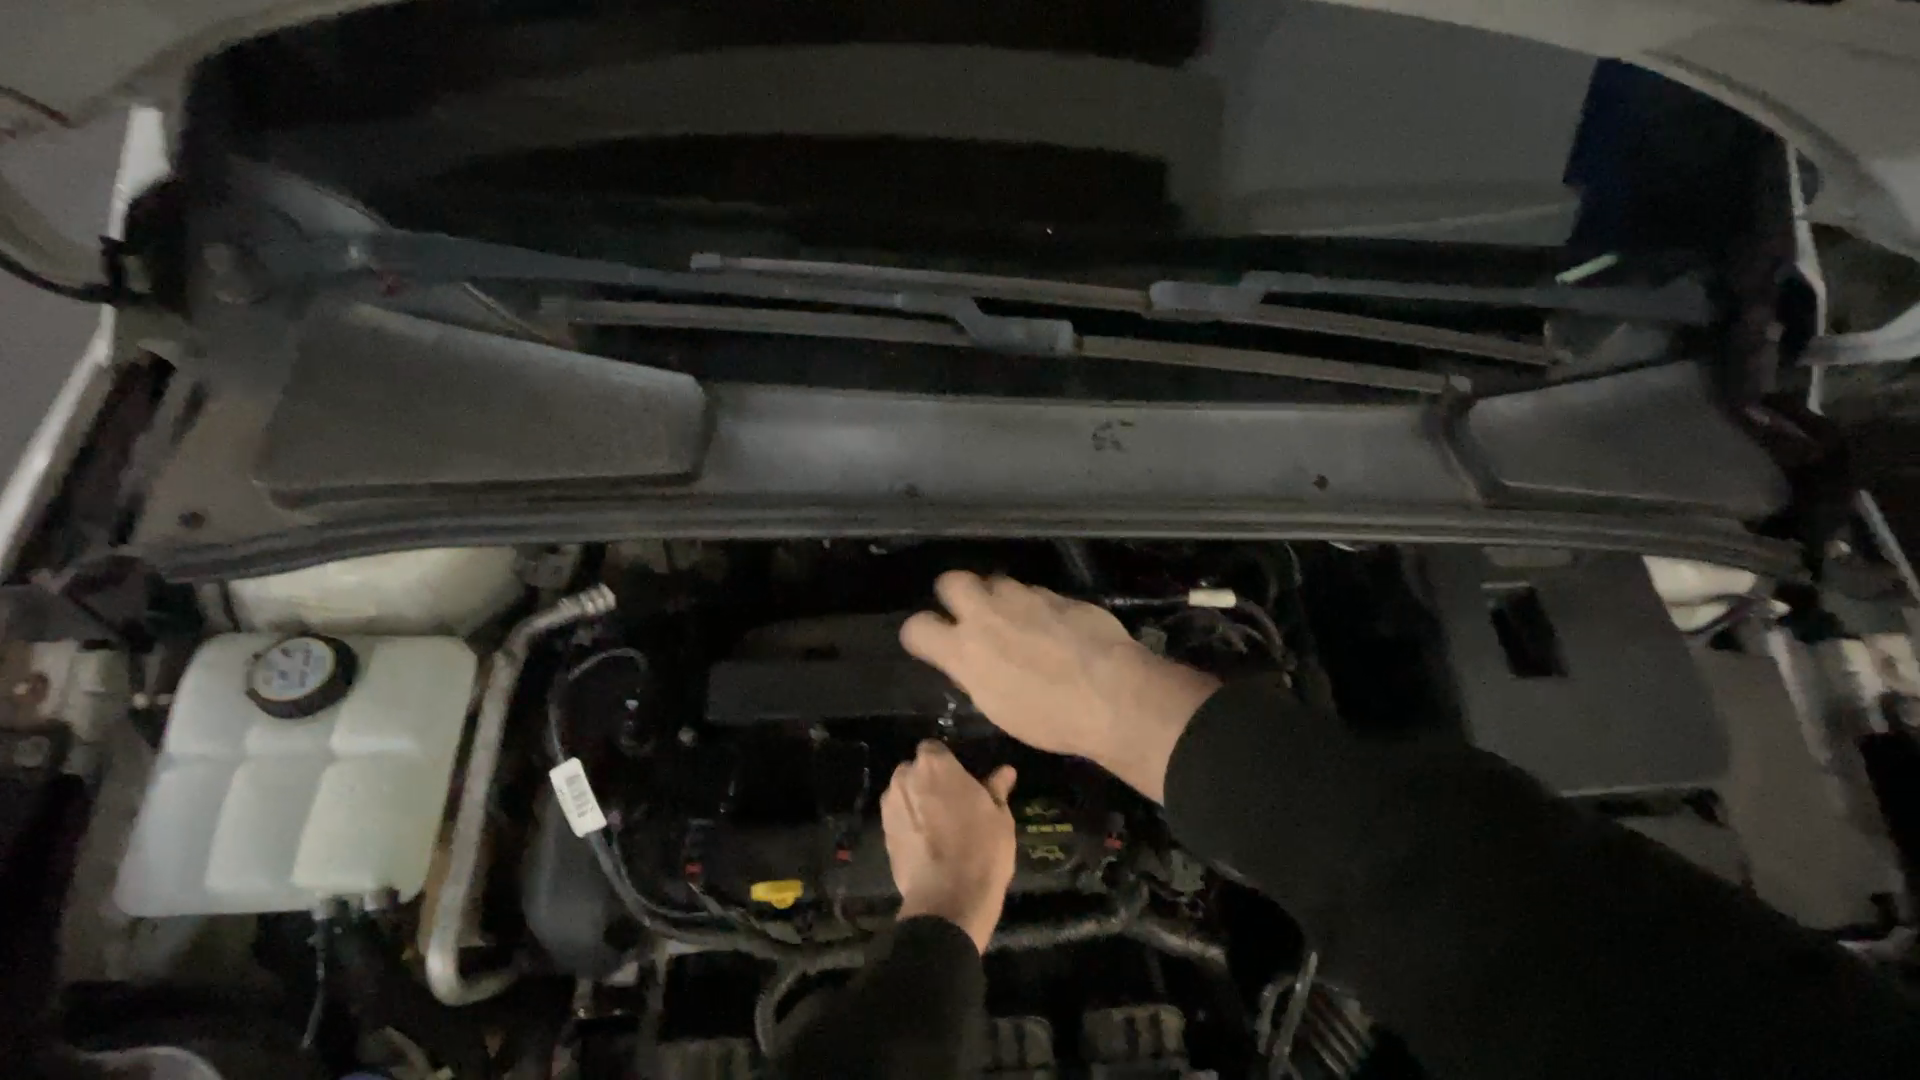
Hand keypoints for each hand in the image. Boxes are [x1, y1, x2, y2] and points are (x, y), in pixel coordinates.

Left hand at [881, 740, 1018, 953]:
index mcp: (934, 765)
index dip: (947, 762)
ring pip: (904, 794)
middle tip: (952, 802)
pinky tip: (927, 842)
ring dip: (916, 801)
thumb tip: (1006, 771)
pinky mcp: (883, 834)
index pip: (934, 748)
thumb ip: (996, 789)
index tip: (961, 780)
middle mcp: (905, 779)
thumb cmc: (981, 849)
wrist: (948, 900)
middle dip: (928, 780)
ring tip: (939, 825)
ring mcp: (890, 807)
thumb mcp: (999, 817)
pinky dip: (909, 824)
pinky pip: (898, 818)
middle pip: (915, 770)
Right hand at [900, 571, 1220, 802]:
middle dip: (954, 594)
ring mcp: (1025, 597)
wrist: (1114, 694)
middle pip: (951, 580)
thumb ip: (974, 673)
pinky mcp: (1059, 594)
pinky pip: (1035, 592)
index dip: (920, 634)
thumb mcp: (997, 707)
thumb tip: (967, 662)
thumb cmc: (1051, 719)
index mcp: (964, 649)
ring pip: (997, 582)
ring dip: (999, 598)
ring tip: (1017, 623)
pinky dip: (1036, 606)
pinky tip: (1054, 628)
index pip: (916, 627)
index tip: (930, 643)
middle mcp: (988, 613)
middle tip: (970, 616)